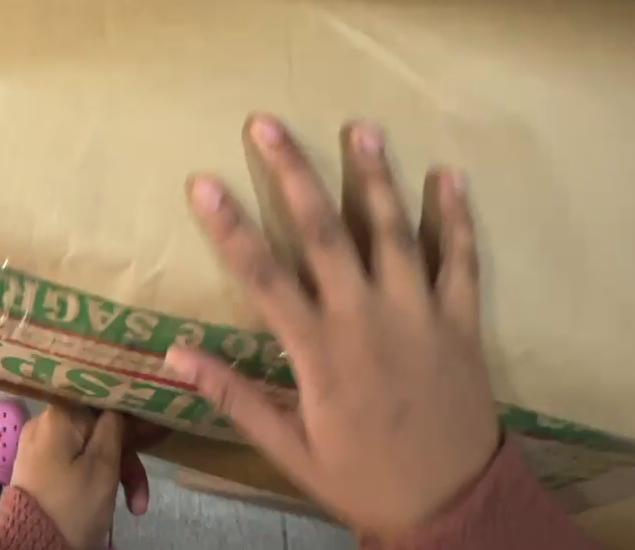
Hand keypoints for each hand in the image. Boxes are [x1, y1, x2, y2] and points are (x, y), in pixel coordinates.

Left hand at [9, 405, 138, 547]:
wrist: (32, 546)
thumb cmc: (73, 505)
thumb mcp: (103, 468)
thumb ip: (114, 429)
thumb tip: (116, 408)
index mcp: (59, 414)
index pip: (104, 409)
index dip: (129, 429)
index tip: (147, 450)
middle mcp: (44, 421)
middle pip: (96, 434)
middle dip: (123, 464)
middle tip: (139, 502)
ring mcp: (37, 445)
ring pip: (85, 451)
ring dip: (111, 477)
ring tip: (131, 508)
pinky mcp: (35, 467)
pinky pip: (69, 462)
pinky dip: (89, 479)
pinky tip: (102, 502)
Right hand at [165, 117, 500, 542]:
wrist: (462, 516)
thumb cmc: (363, 476)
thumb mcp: (289, 449)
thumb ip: (233, 396)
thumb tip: (173, 355)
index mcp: (320, 352)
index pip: (262, 277)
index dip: (229, 227)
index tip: (202, 181)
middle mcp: (367, 321)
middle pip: (325, 235)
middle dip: (293, 174)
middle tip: (268, 124)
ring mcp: (419, 317)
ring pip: (395, 235)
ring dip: (374, 178)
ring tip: (360, 127)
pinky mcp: (460, 324)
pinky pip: (461, 263)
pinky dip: (457, 219)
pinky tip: (450, 176)